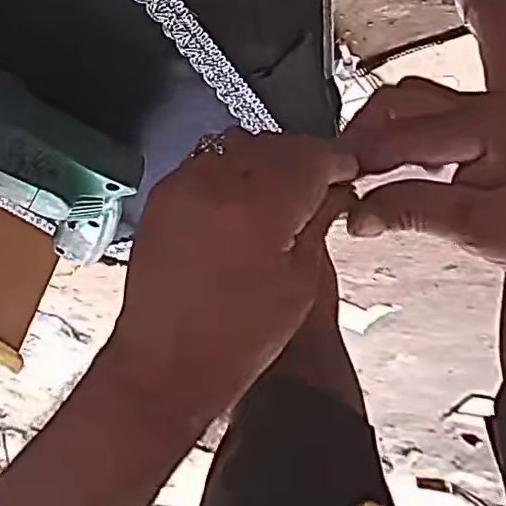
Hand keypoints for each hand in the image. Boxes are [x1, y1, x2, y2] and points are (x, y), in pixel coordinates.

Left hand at [91, 130, 357, 444]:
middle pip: (272, 143)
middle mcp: (213, 187)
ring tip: (280, 190)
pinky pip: (204, 161)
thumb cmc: (232, 340)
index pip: (308, 156)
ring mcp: (180, 187)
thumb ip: (317, 223)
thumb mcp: (299, 284)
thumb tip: (334, 191)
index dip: (335, 159)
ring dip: (264, 158)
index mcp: (257, 210)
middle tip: (319, 182)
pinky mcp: (160, 196)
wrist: (165, 361)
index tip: (345, 168)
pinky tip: (242, 197)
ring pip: (236, 144)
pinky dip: (230, 168)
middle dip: (302, 157)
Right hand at [341, 66, 505, 289]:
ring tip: (367, 139)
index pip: (403, 138)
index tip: (344, 184)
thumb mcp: (482, 229)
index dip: (364, 163)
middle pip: (406, 97)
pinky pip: (462, 75)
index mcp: (500, 121)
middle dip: (366, 129)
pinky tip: (419, 117)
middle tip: (348, 164)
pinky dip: (428, 92)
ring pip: (427, 84)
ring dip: (389, 109)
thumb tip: (360, 211)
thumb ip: (413, 211)